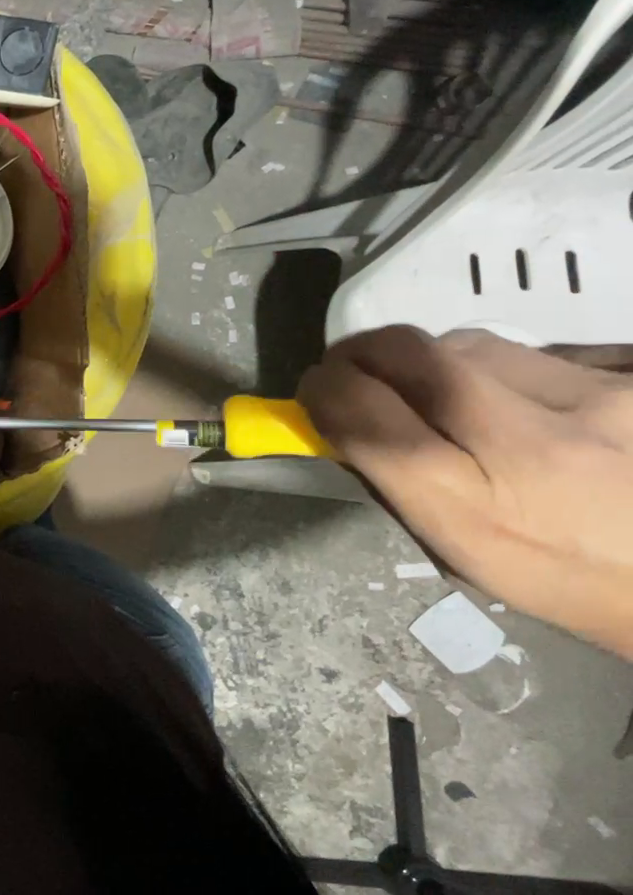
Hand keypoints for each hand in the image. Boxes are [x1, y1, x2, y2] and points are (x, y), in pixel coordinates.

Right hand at [299, 326, 632, 659]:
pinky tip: (528, 401)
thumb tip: (342, 412)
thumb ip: (395, 477)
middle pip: (411, 354)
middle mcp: (541, 442)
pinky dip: (508, 370)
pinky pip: (539, 350)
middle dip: (366, 355)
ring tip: (449, 395)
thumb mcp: (461, 548)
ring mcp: (606, 399)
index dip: (326, 389)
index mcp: (477, 505)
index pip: (365, 412)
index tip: (316, 390)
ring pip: (472, 344)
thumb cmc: (564, 575)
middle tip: (355, 370)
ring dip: (438, 362)